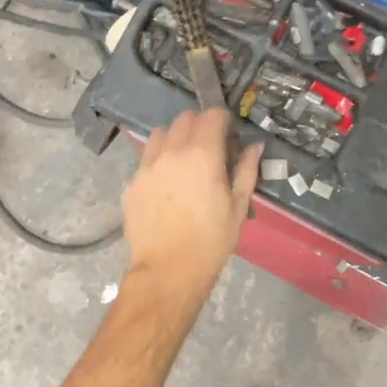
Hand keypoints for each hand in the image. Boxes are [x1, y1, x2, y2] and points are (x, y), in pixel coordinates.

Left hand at [122, 110, 261, 308]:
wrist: (168, 271)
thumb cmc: (211, 242)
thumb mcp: (238, 207)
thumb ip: (246, 171)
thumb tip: (255, 147)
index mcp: (202, 155)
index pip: (212, 115)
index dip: (223, 121)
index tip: (228, 136)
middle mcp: (171, 152)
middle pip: (185, 118)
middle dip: (200, 126)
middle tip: (209, 148)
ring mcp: (146, 166)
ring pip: (160, 134)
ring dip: (175, 138)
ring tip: (183, 161)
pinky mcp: (131, 183)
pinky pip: (146, 159)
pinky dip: (158, 161)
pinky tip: (166, 185)